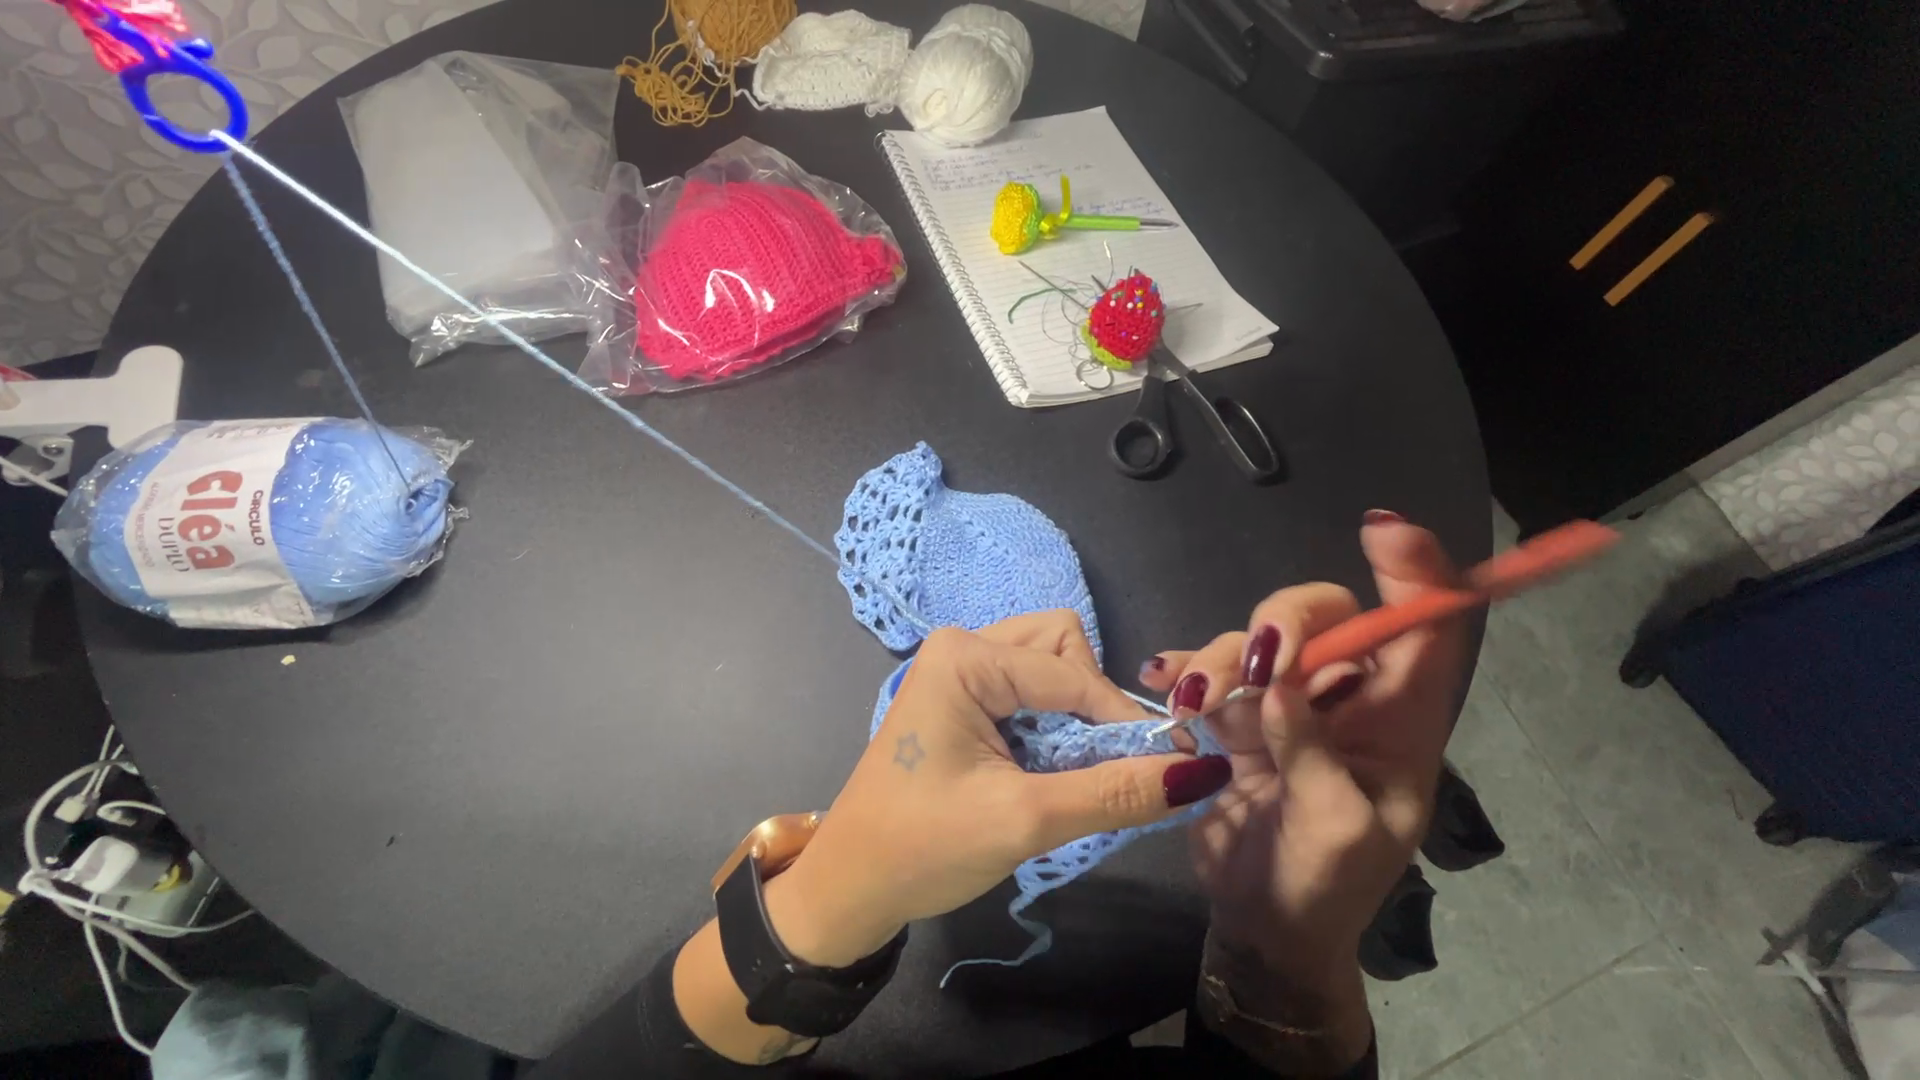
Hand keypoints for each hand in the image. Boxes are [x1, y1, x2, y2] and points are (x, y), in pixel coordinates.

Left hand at [769, 611, 1227, 967]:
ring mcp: (960, 670)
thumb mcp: (1024, 820)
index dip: (1126, 722)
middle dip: (1093, 705)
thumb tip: (1202, 773)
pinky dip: (1054, 724)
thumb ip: (1113, 792)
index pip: (1074, 672)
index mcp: (965, 658)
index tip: (1172, 771)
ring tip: (1073, 773)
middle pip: (1064, 648)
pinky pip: (1029, 690)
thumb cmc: (923, 848)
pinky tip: (1048, 769)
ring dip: (1076, 715)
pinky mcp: (963, 698)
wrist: (851, 885)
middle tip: (1097, 768)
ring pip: (1050, 667)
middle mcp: (963, 647)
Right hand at [1139, 517, 1465, 981]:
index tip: (1380, 531)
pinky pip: (1208, 670)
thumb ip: (1313, 754)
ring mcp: (1285, 702)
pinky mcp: (1235, 713)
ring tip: (1190, 708)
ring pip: (1256, 639)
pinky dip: (1183, 669)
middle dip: (1284, 623)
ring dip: (1219, 661)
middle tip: (1254, 667)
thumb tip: (1279, 688)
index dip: (1414, 575)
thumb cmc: (1324, 881)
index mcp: (1399, 721)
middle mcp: (1345, 697)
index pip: (1424, 630)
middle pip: (1324, 614)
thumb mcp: (1336, 829)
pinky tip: (1160, 681)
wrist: (1262, 917)